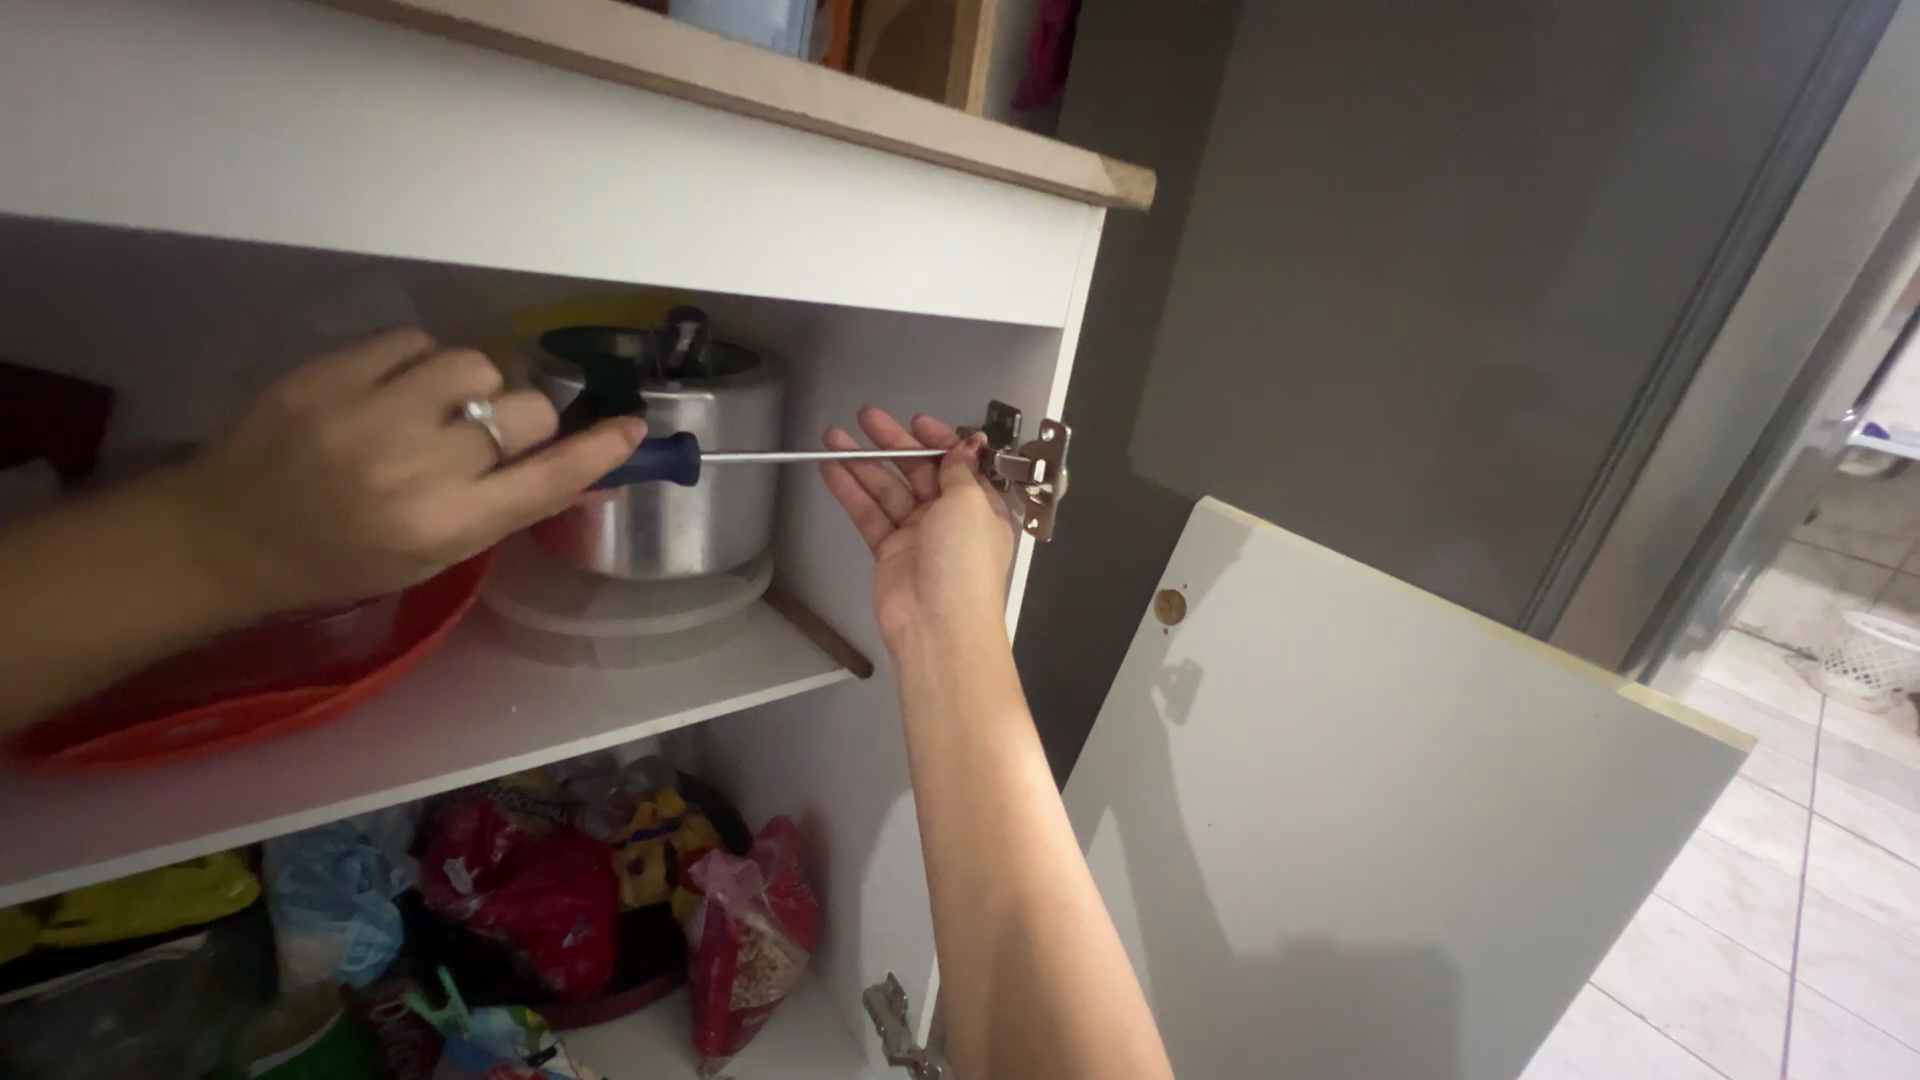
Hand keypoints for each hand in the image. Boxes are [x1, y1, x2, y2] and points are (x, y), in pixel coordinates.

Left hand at [168, 328, 645, 611]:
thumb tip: (582, 462)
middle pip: (526, 411)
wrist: (228, 537)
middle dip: (527, 418)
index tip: (632, 427)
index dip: (600, 450)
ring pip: (477, 365)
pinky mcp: (324, 375)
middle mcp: (415, 470)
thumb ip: (511, 505)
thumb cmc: (353, 558)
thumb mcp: (444, 552)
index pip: (550, 479)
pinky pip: (415, 340)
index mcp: (448, 526)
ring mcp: (365, 416)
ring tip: (441, 405)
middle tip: (493, 433)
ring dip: (476, 384)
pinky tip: (399, 386)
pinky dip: (421, 360)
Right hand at [818, 408, 1015, 648]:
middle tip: (866, 418)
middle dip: (893, 444)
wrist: (939, 626)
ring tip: (833, 438)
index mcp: (980, 507)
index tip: (917, 422)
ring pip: (888, 490)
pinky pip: (869, 514)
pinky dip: (850, 491)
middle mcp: (951, 519)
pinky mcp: (890, 552)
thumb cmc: (965, 564)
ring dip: (862, 463)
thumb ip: (959, 470)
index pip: (958, 464)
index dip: (939, 440)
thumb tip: (966, 445)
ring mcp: (919, 536)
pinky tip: (831, 469)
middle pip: (919, 472)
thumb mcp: (970, 503)